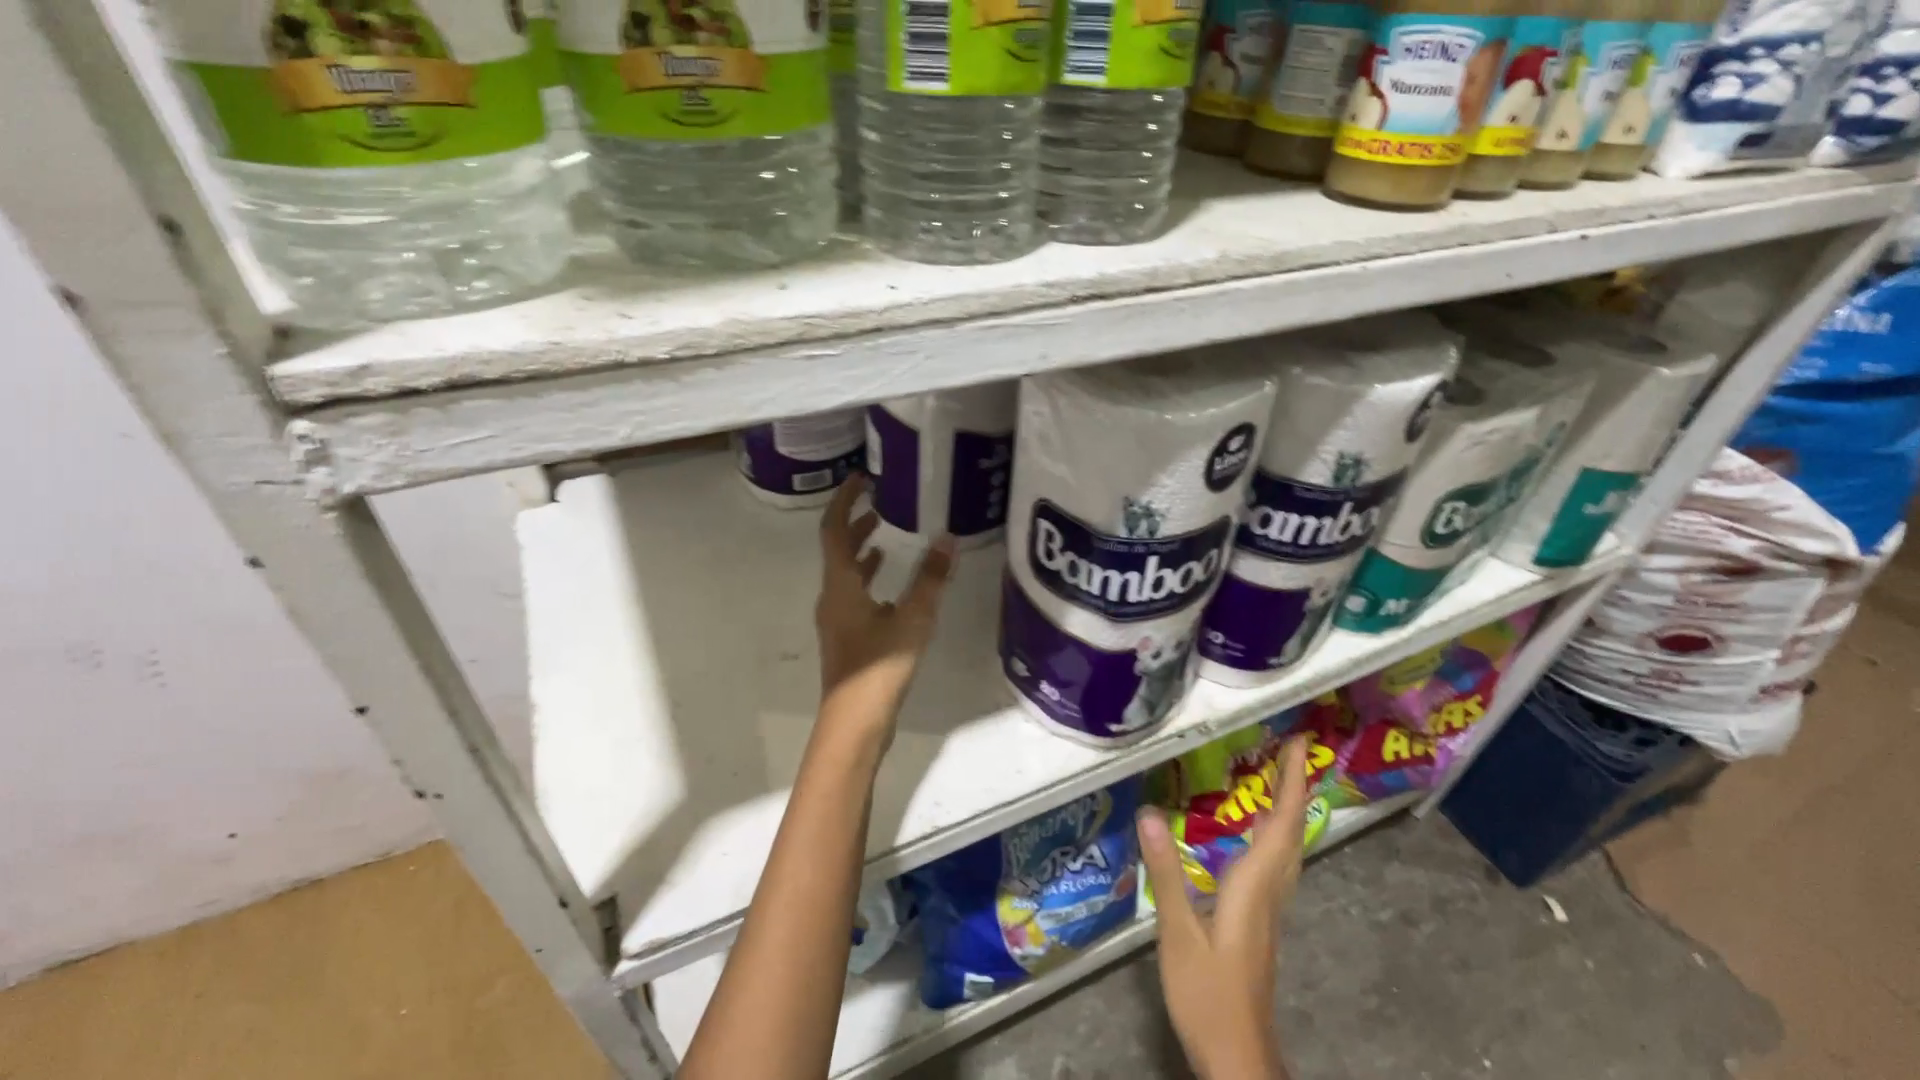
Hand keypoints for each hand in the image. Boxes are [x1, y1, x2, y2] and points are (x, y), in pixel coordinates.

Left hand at [814, 475, 955, 733]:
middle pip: (837, 552)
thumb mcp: (913, 619)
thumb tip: (947, 538)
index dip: (844, 501)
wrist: (855, 722)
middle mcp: (832, 598)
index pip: (833, 530)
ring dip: (862, 554)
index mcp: (840, 586)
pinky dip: (870, 583)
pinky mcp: (848, 641)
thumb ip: (930, 578)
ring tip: (886, 540)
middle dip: (855, 525)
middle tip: (881, 506)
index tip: (861, 479)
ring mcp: (837, 622)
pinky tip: (893, 592)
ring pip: (846, 577)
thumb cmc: (879, 666)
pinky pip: (855, 598)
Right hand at [1138, 736, 1309, 1079]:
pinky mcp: (1259, 924)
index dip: (1291, 781)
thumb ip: (1167, 872)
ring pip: (1288, 851)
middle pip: (1291, 832)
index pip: (1280, 823)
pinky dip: (1274, 837)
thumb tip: (1150, 813)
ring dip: (1287, 811)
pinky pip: (1276, 866)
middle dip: (1294, 788)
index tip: (1299, 742)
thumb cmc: (1207, 993)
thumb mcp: (1178, 932)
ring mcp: (1269, 911)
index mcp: (1254, 887)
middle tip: (1289, 750)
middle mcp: (1270, 893)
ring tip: (1277, 781)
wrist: (1237, 1052)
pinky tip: (1255, 839)